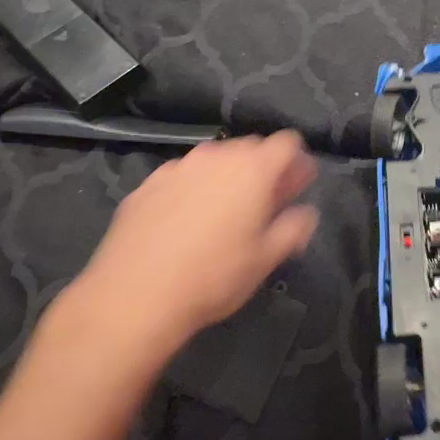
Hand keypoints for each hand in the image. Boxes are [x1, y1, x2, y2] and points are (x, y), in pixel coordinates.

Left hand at [68, 132, 318, 351]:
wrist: (134, 296)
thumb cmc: (212, 277)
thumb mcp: (265, 260)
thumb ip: (294, 229)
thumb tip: (305, 214)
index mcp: (253, 169)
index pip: (287, 143)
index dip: (297, 162)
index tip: (298, 186)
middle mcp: (216, 156)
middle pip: (250, 148)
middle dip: (264, 170)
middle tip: (267, 204)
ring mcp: (177, 168)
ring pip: (214, 160)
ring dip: (227, 177)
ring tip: (226, 213)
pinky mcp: (147, 184)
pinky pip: (182, 177)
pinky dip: (192, 189)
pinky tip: (186, 222)